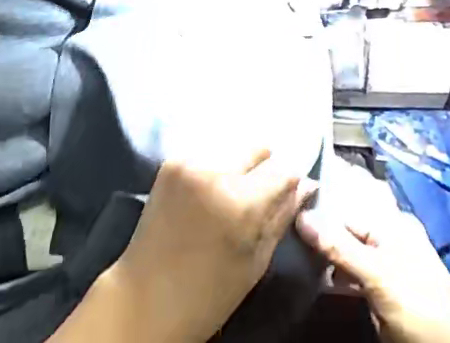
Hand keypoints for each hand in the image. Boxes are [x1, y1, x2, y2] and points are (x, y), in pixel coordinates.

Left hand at [97, 147, 312, 342]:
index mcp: (241, 203)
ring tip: (230, 195)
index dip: (289, 183)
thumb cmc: (207, 294)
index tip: (287, 194)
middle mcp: (216, 173)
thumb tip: (307, 184)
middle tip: (254, 198)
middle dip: (262, 171)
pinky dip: (214, 168)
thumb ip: (282, 217)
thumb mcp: (255, 262)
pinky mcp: (171, 162)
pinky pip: (208, 154)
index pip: (284, 171)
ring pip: (233, 149)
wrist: (143, 301)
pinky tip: (208, 192)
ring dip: (238, 166)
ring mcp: (190, 163)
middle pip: (259, 150)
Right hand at [297, 179, 449, 342]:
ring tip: (291, 246)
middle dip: (320, 227)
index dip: (321, 204)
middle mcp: (388, 239)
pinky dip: (333, 274)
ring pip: (347, 252)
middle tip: (285, 221)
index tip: (288, 199)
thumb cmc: (417, 303)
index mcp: (393, 224)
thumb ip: (340, 246)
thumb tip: (301, 216)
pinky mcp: (379, 292)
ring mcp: (384, 267)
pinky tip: (313, 274)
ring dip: (324, 252)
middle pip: (348, 227)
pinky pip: (350, 275)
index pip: (350, 206)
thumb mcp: (378, 273)